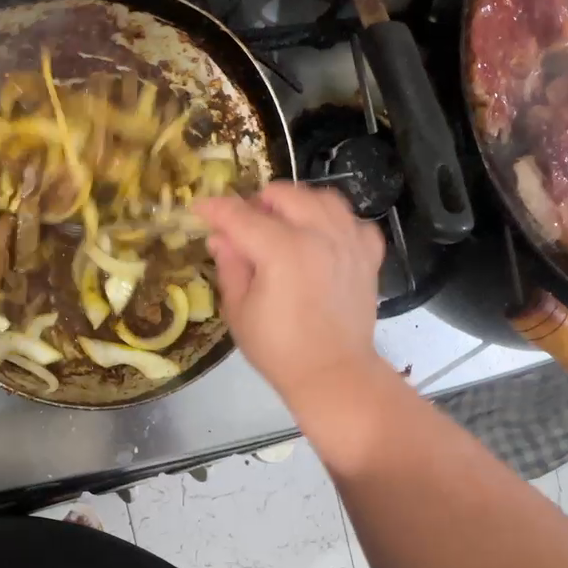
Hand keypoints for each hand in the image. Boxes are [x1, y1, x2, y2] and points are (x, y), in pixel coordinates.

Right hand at [194, 183, 389, 406]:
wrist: (332, 372)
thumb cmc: (278, 348)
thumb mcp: (239, 311)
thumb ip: (230, 267)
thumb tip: (221, 238)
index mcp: (282, 250)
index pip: (241, 216)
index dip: (215, 209)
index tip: (199, 207)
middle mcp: (319, 235)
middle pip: (284, 195)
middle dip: (257, 202)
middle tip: (242, 225)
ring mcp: (349, 241)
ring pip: (321, 198)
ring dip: (295, 204)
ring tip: (281, 224)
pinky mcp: (368, 254)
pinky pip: (351, 221)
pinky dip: (332, 222)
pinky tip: (320, 239)